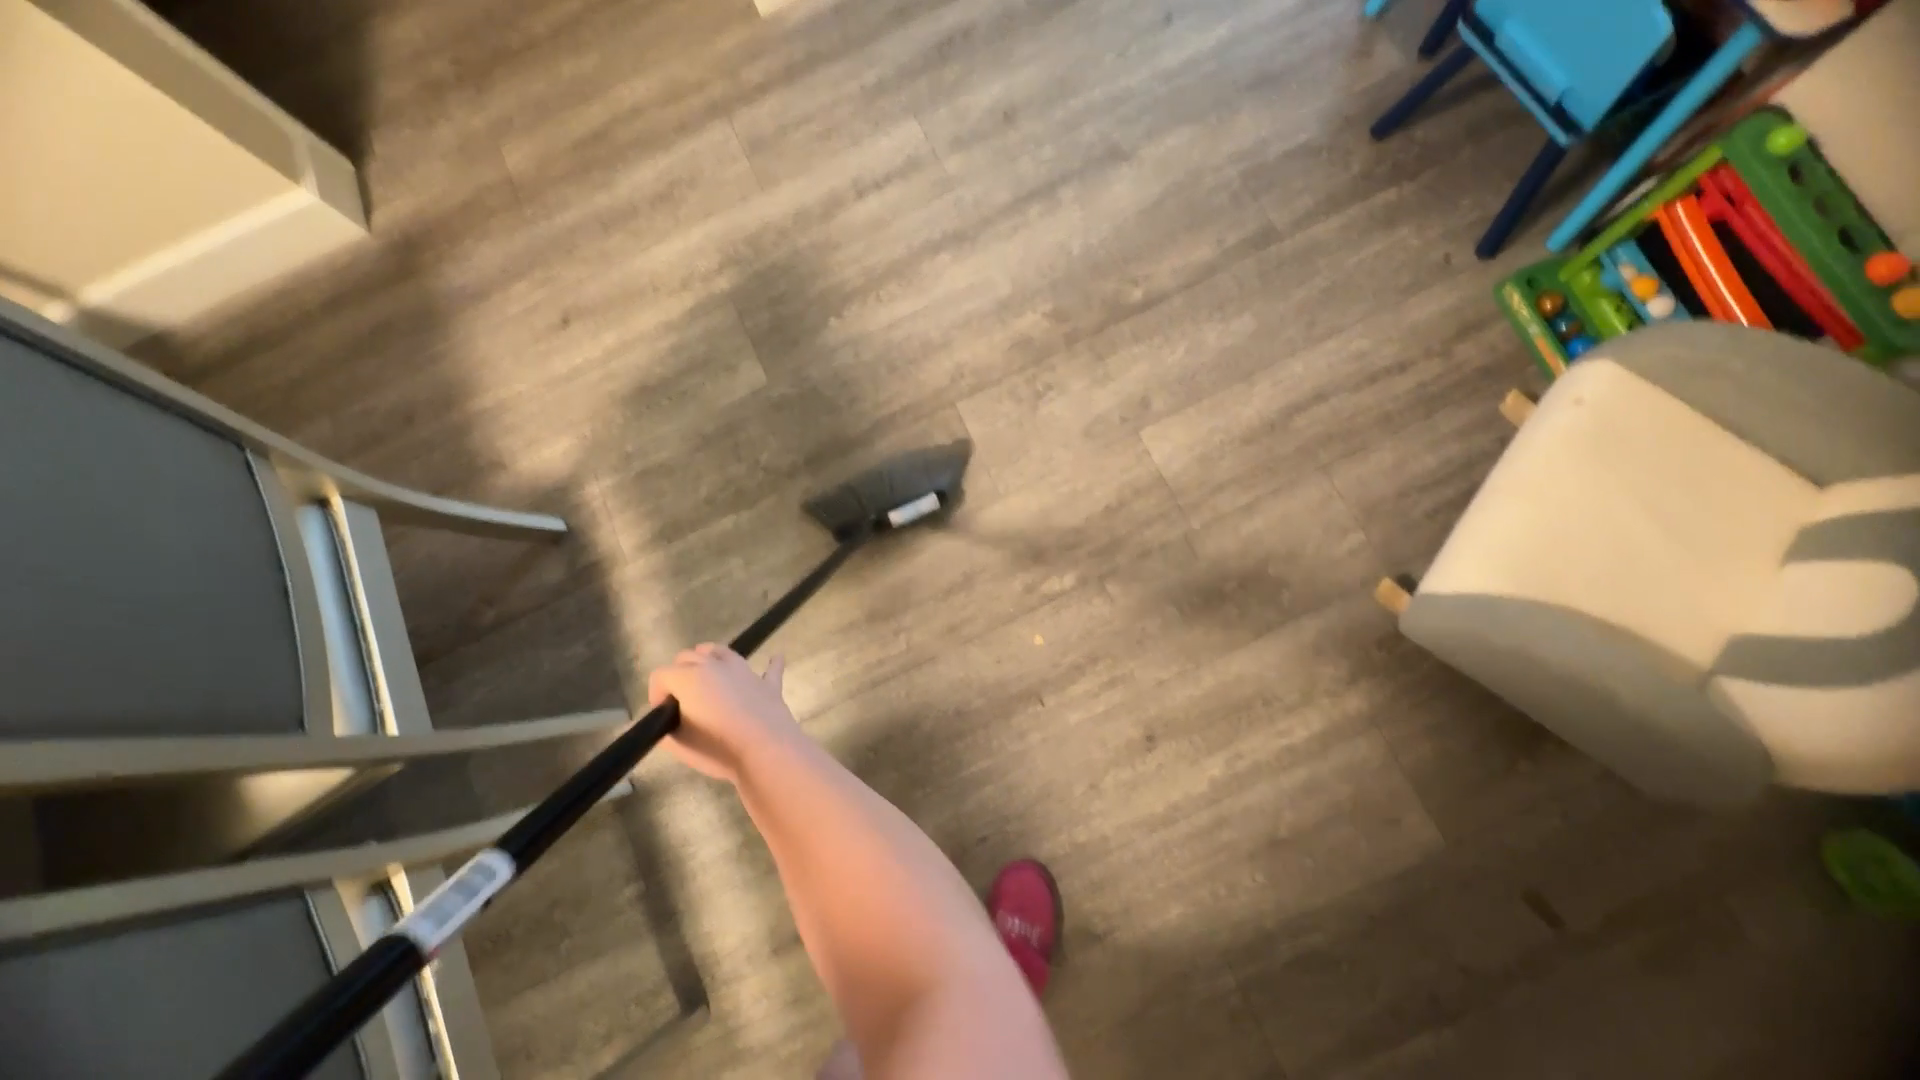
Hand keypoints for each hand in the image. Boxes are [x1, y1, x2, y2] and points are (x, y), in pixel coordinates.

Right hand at [648, 644, 802, 782]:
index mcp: (689, 678)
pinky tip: (776, 657)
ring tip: (708, 671)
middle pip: (687, 657)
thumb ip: (666, 729)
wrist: (765, 750)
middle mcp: (715, 666)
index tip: (662, 714)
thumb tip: (667, 723)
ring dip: (711, 658)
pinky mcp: (768, 684)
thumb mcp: (678, 745)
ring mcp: (744, 671)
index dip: (656, 694)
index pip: (661, 675)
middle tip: (681, 699)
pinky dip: (770, 664)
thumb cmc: (718, 748)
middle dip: (679, 673)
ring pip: (722, 652)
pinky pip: (770, 668)